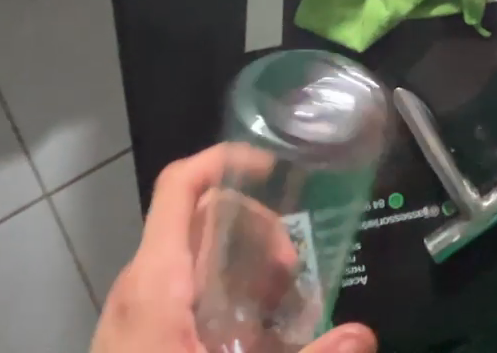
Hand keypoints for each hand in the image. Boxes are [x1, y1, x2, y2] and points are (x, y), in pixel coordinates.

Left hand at [92, 145, 376, 352]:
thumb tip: (364, 335)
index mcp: (155, 280)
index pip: (180, 184)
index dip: (225, 160)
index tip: (274, 171)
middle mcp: (138, 282)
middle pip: (200, 216)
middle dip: (255, 226)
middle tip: (291, 269)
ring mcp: (132, 310)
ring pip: (192, 253)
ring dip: (241, 261)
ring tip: (277, 303)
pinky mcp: (133, 336)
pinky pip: (179, 287)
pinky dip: (219, 290)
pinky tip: (249, 333)